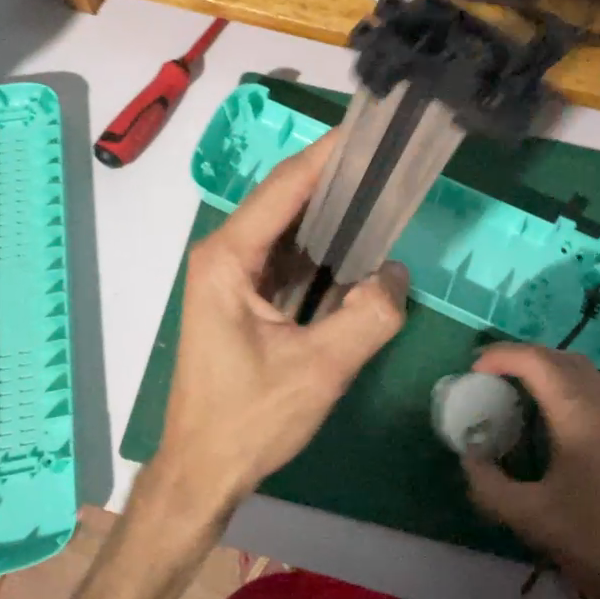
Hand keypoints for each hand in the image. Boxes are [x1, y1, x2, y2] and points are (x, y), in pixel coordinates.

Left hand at [151, 134, 409, 515]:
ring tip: (379, 184)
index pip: (286, 186)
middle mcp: (224, 253)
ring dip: (329, 207)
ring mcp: (230, 273)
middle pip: (285, 197)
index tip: (369, 128)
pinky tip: (355, 238)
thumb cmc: (249, 419)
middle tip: (386, 156)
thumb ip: (368, 317)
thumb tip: (398, 273)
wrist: (201, 470)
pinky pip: (285, 253)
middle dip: (334, 174)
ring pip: (286, 224)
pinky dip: (320, 242)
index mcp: (229, 257)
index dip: (329, 154)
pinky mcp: (241, 295)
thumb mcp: (319, 370)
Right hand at [462, 346, 599, 598]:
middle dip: (522, 357)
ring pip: (584, 372)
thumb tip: (469, 457)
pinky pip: (597, 391)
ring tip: (517, 392)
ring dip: (548, 370)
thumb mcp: (532, 520)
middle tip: (491, 375)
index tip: (472, 370)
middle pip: (561, 357)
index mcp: (579, 416)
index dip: (501, 356)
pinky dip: (567, 387)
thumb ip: (490, 486)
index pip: (537, 361)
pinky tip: (553, 420)